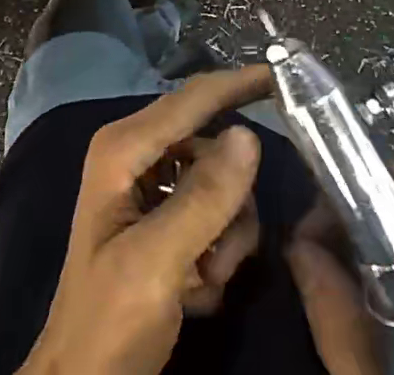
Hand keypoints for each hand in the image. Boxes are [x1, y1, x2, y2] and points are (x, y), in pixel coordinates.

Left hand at [19, 66, 271, 374]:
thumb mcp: (157, 262)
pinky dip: (216, 252)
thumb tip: (248, 134)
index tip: (284, 75)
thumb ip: (204, 198)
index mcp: (123, 148)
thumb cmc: (110, 319)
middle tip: (218, 259)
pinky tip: (194, 288)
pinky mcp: (163, 216)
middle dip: (228, 206)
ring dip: (224, 239)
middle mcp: (137, 154)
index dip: (238, 84)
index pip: (192, 100)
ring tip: (201, 282)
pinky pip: (215, 214)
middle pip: (214, 148)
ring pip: (222, 186)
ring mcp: (150, 185)